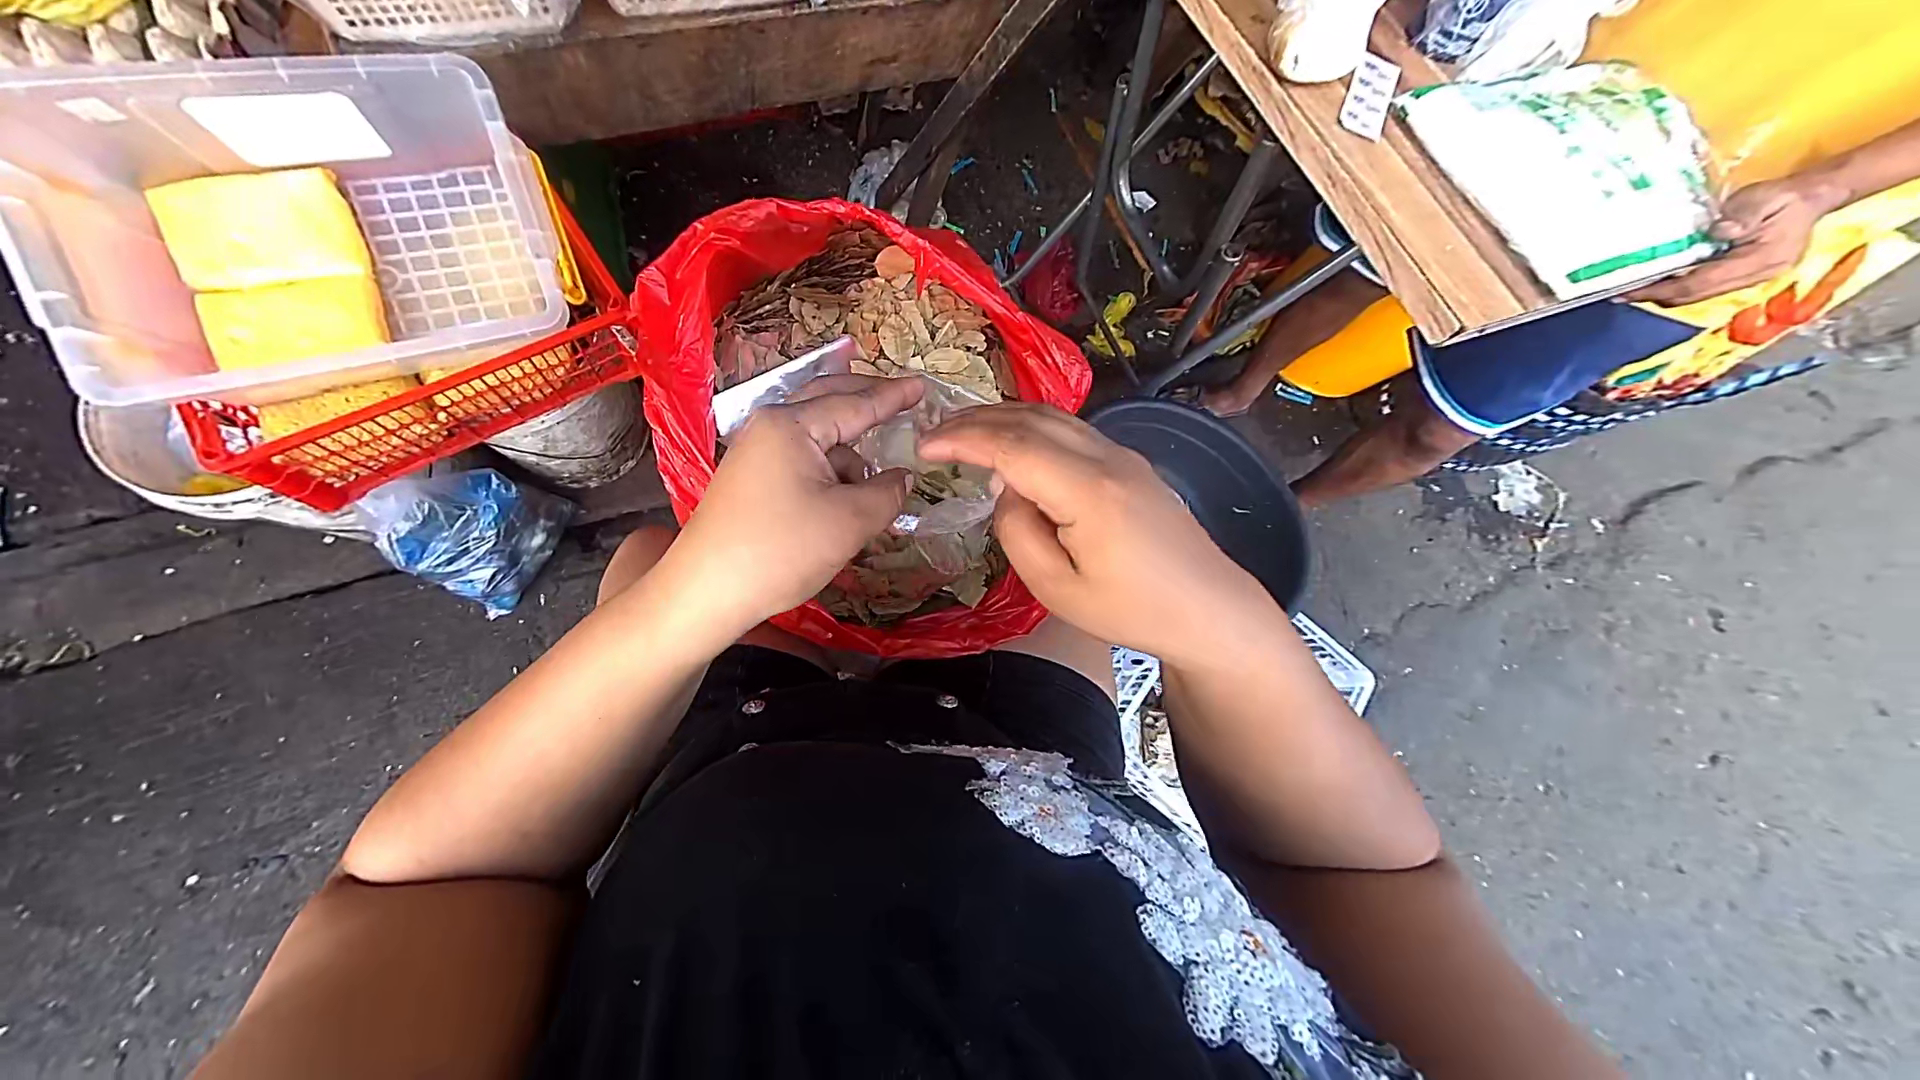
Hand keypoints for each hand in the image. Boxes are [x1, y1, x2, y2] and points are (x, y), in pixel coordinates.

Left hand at [663, 375, 922, 634]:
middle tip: (903, 403)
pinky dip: (828, 477)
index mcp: (791, 426)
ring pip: (818, 443)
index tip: (921, 386)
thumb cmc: (780, 550)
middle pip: (829, 405)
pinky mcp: (750, 480)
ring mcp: (755, 454)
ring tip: (870, 497)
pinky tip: (841, 508)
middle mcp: (769, 428)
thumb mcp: (850, 522)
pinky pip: (802, 464)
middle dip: (867, 407)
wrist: (706, 593)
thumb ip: (887, 492)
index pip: (855, 403)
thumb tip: (903, 477)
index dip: (893, 397)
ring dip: (849, 459)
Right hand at [919, 403, 1271, 663]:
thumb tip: (1007, 491)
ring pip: (1053, 417)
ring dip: (1003, 419)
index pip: (1013, 445)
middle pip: (1031, 418)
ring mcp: (1124, 456)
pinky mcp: (1130, 464)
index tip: (924, 447)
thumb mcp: (1058, 588)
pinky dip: (1031, 429)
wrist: (1208, 609)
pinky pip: (1071, 431)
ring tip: (964, 434)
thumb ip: (1018, 531)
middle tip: (935, 435)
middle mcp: (1108, 458)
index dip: (963, 440)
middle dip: (976, 420)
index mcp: (1089, 491)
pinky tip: (1015, 448)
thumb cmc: (1133, 610)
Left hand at [1628, 176, 1843, 305]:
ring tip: (1630, 289)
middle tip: (1618, 293)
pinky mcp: (1741, 277)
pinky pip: (1701, 289)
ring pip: (1694, 296)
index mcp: (1761, 260)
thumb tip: (1718, 231)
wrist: (1813, 196)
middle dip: (1654, 296)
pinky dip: (1676, 287)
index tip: (1628, 291)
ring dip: (1662, 294)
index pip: (1699, 284)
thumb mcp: (1764, 198)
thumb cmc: (1785, 197)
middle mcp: (1754, 276)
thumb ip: (1742, 215)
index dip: (1661, 289)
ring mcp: (1749, 280)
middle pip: (1692, 296)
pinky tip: (1656, 281)